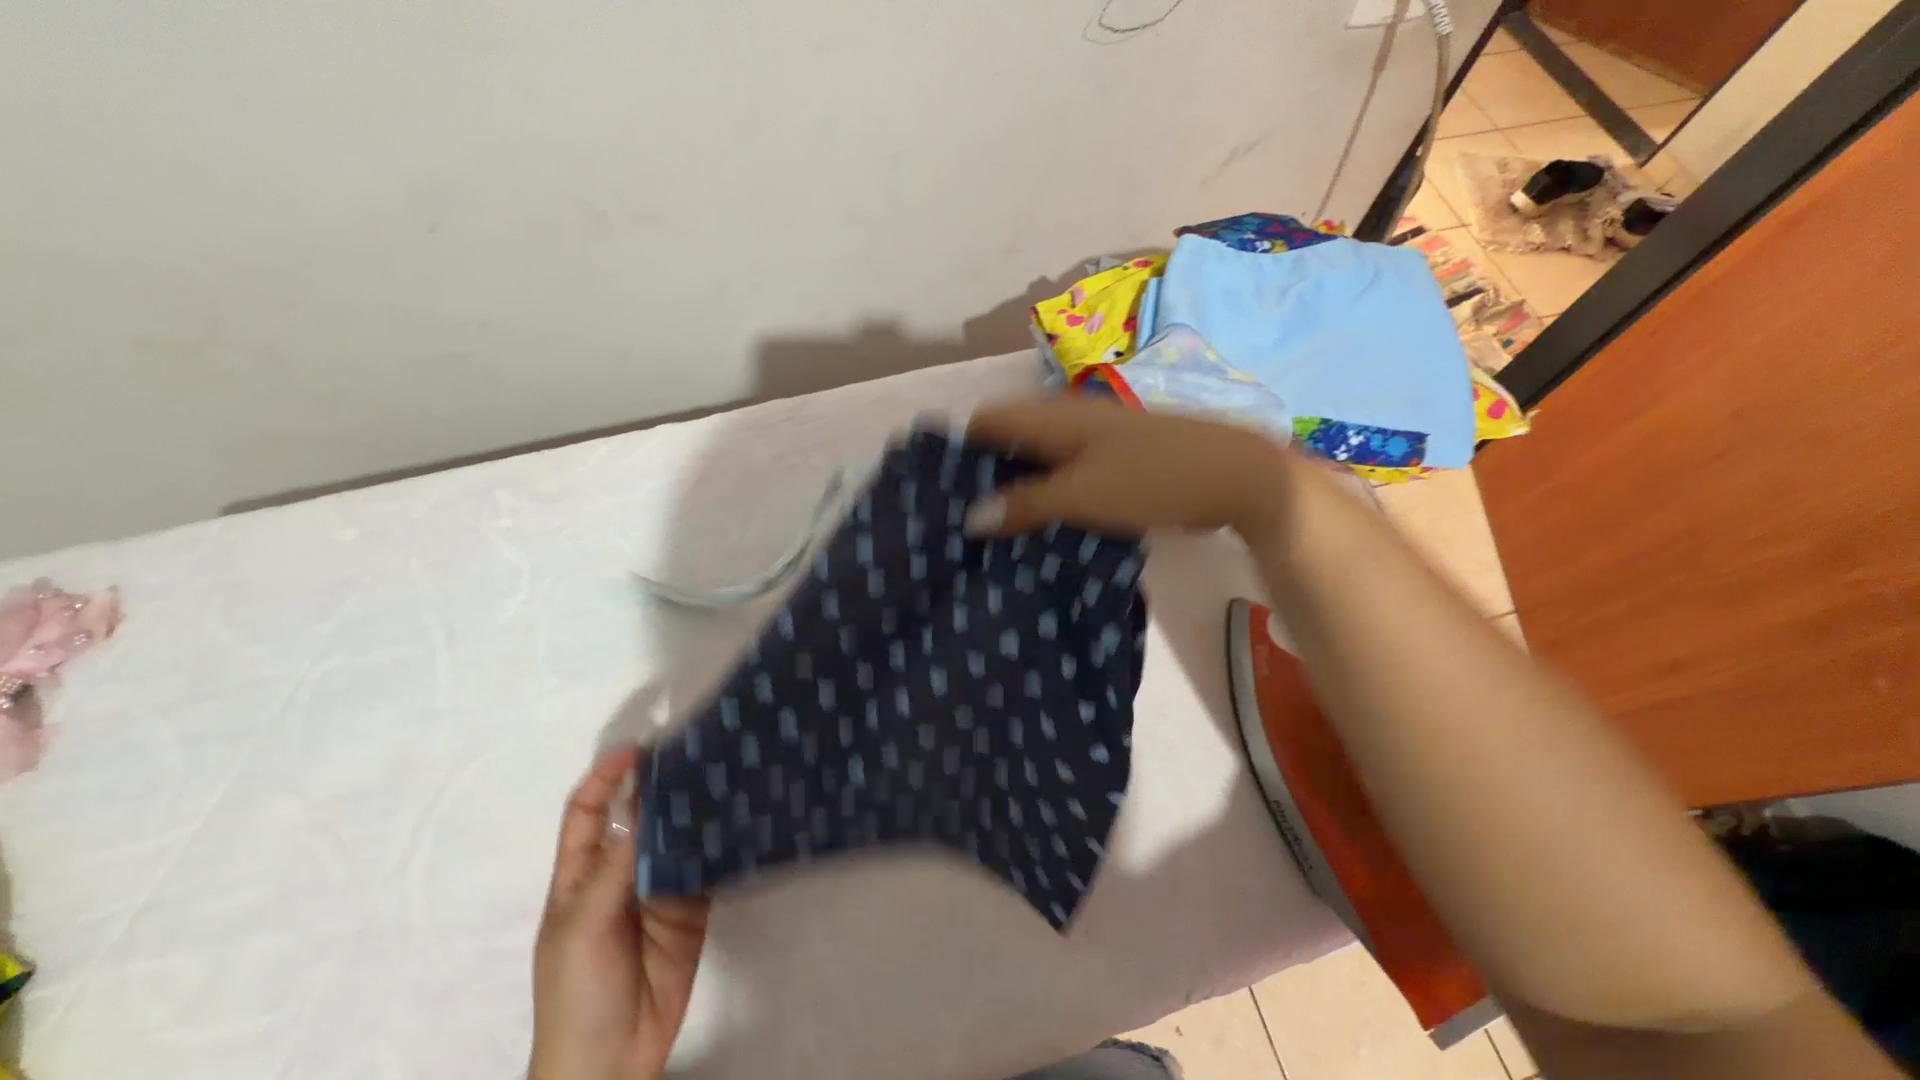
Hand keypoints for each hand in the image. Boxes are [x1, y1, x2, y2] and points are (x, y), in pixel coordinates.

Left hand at [531, 747, 710, 1079]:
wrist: (610, 1059)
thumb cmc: (577, 990)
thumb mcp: (584, 925)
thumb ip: (616, 867)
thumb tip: (640, 803)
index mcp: (580, 875)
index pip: (586, 813)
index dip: (604, 779)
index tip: (636, 751)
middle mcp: (620, 874)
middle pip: (638, 819)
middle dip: (660, 788)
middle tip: (696, 755)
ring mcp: (657, 892)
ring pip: (676, 840)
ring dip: (693, 814)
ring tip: (723, 780)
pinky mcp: (690, 911)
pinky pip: (705, 870)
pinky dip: (719, 848)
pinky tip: (737, 824)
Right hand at [963, 398, 1294, 539]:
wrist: (1235, 475)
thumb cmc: (1152, 478)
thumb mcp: (1082, 495)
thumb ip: (1026, 504)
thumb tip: (970, 517)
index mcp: (1054, 418)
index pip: (987, 421)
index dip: (957, 447)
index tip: (933, 486)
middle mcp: (1070, 420)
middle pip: (1011, 440)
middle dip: (984, 473)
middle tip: (957, 518)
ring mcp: (1098, 439)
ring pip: (1041, 459)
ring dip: (1017, 487)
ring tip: (991, 529)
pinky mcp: (1120, 461)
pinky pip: (1069, 474)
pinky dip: (1050, 494)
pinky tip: (1043, 526)